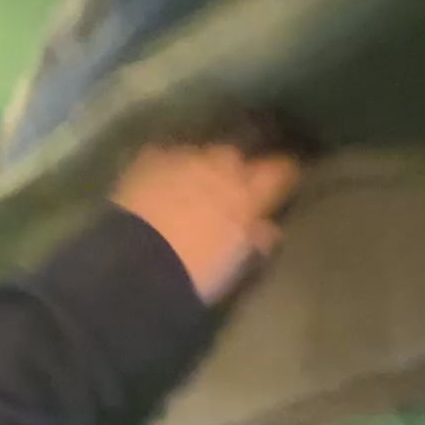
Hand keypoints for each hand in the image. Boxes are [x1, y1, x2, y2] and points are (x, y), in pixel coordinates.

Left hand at [113, 142, 302, 302]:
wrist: (141, 262)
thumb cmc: (196, 271)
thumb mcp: (235, 261)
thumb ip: (255, 239)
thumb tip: (268, 228)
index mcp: (249, 193)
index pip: (280, 170)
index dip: (283, 173)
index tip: (283, 179)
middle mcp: (221, 165)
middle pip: (235, 156)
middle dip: (234, 169)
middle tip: (227, 189)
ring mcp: (183, 158)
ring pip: (199, 152)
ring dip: (197, 167)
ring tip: (187, 186)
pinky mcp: (149, 158)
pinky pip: (164, 154)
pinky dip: (166, 166)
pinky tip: (158, 182)